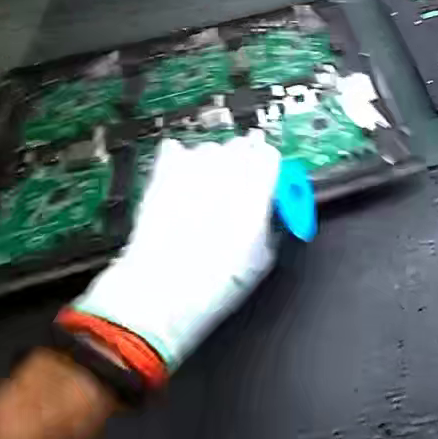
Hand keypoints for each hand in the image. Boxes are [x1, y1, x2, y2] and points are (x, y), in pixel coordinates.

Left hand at [64, 132, 282, 379]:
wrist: (162, 291)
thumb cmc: (214, 281)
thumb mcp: (264, 256)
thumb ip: (273, 219)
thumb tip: (275, 208)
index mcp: (258, 184)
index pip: (271, 155)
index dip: (270, 171)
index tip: (268, 184)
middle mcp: (227, 166)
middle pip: (242, 147)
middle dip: (243, 165)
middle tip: (238, 193)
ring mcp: (193, 164)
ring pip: (211, 149)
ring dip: (212, 165)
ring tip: (206, 195)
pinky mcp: (163, 170)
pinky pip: (176, 152)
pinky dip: (180, 163)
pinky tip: (181, 185)